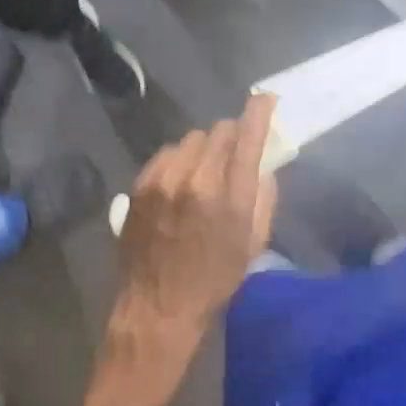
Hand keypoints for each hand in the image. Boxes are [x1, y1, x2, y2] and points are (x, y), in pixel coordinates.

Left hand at [115, 94, 278, 333]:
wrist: (157, 306)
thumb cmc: (214, 280)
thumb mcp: (253, 243)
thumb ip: (263, 197)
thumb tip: (264, 163)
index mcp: (229, 196)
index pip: (247, 136)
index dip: (258, 112)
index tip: (264, 99)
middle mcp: (195, 178)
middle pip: (218, 131)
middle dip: (230, 137)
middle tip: (232, 155)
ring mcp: (163, 179)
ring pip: (191, 140)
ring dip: (203, 150)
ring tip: (203, 174)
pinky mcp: (141, 184)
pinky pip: (167, 154)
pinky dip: (178, 161)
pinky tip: (179, 183)